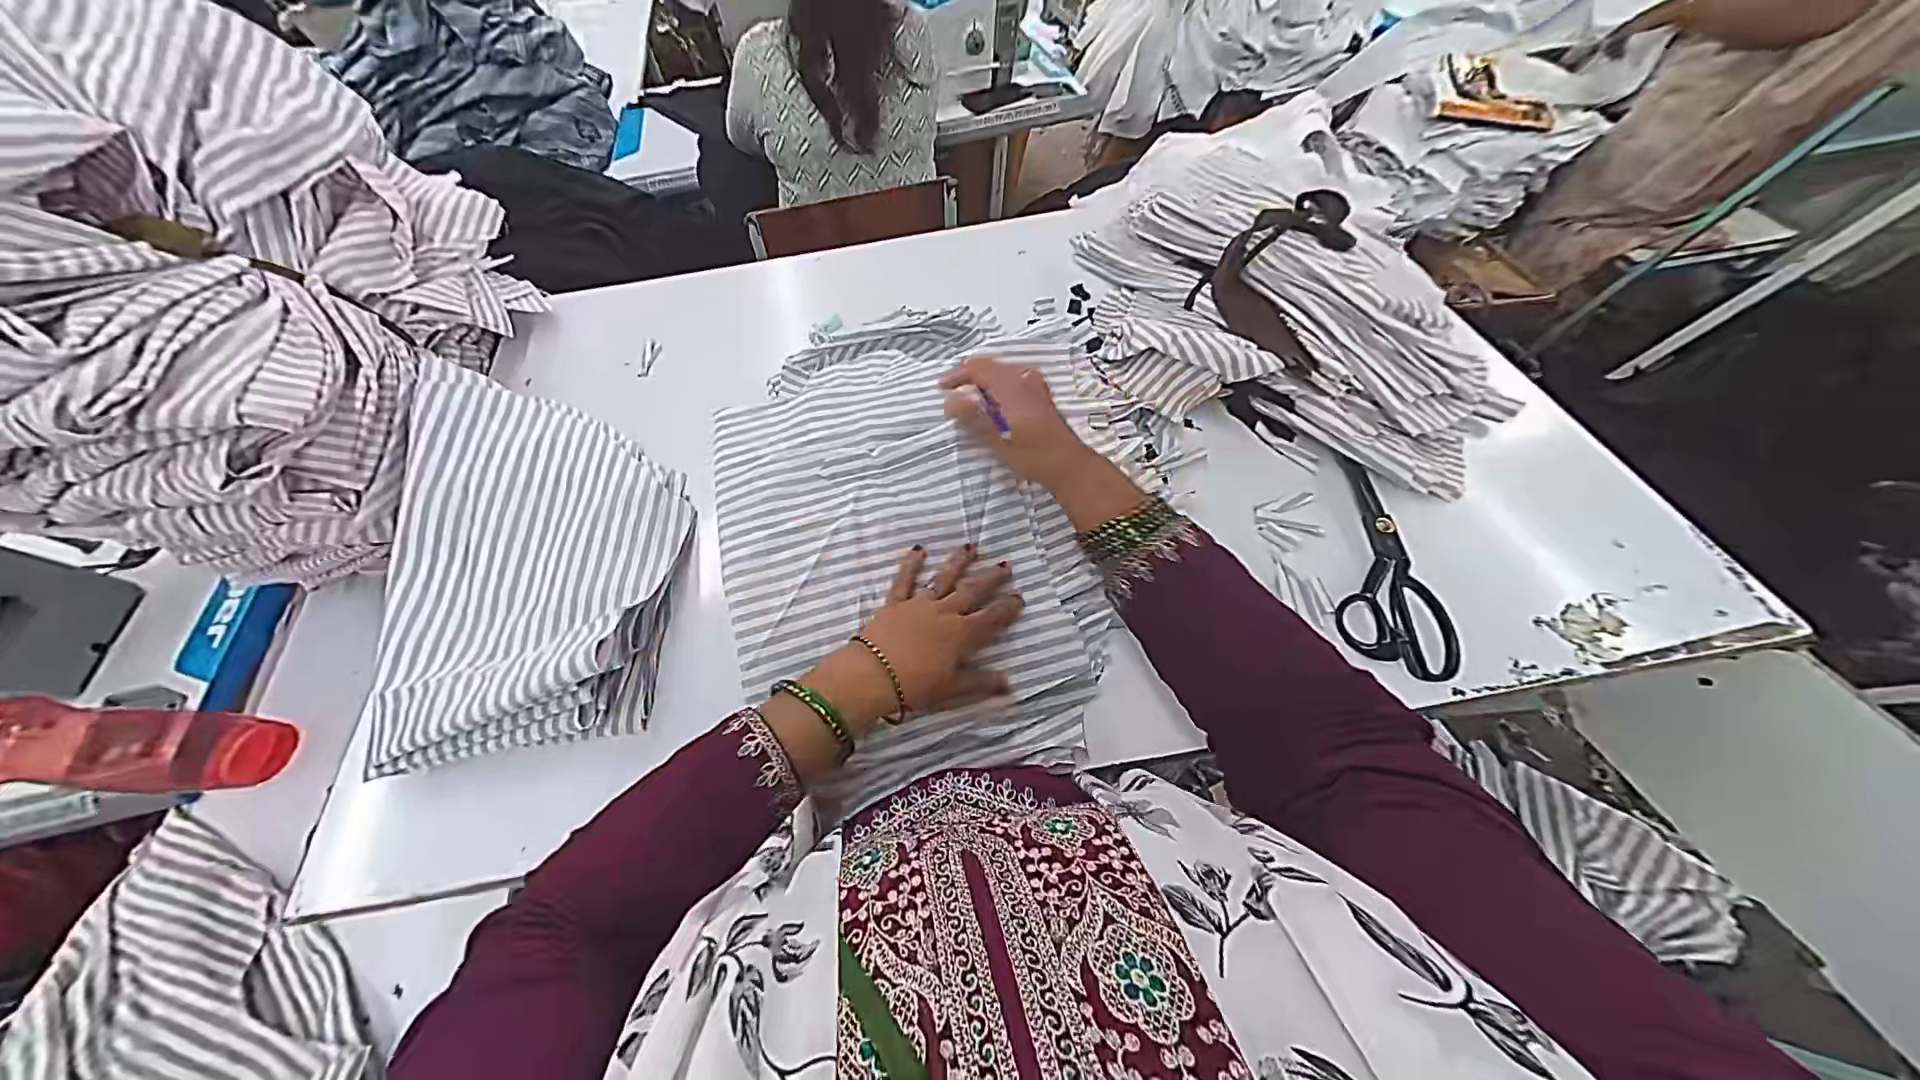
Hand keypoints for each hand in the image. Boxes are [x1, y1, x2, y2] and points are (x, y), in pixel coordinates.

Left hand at [841, 544, 1022, 729]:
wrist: (872, 676)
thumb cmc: (915, 686)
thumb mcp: (952, 689)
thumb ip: (980, 682)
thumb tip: (1009, 683)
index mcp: (961, 634)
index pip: (991, 618)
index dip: (1007, 608)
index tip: (1020, 597)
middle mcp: (944, 613)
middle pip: (972, 591)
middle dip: (991, 578)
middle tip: (1005, 565)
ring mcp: (919, 604)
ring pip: (944, 578)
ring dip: (959, 562)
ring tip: (971, 548)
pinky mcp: (895, 603)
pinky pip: (905, 579)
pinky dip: (911, 563)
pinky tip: (919, 549)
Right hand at [940, 356, 1097, 487]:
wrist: (1069, 466)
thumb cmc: (1034, 455)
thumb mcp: (999, 440)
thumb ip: (974, 418)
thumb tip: (950, 402)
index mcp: (1012, 389)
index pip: (980, 370)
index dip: (958, 375)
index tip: (942, 386)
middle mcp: (1025, 383)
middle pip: (993, 367)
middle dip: (970, 374)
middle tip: (952, 386)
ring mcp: (1036, 390)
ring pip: (1004, 372)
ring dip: (984, 377)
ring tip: (970, 390)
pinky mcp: (1041, 400)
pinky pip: (1015, 380)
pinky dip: (999, 383)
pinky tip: (997, 397)